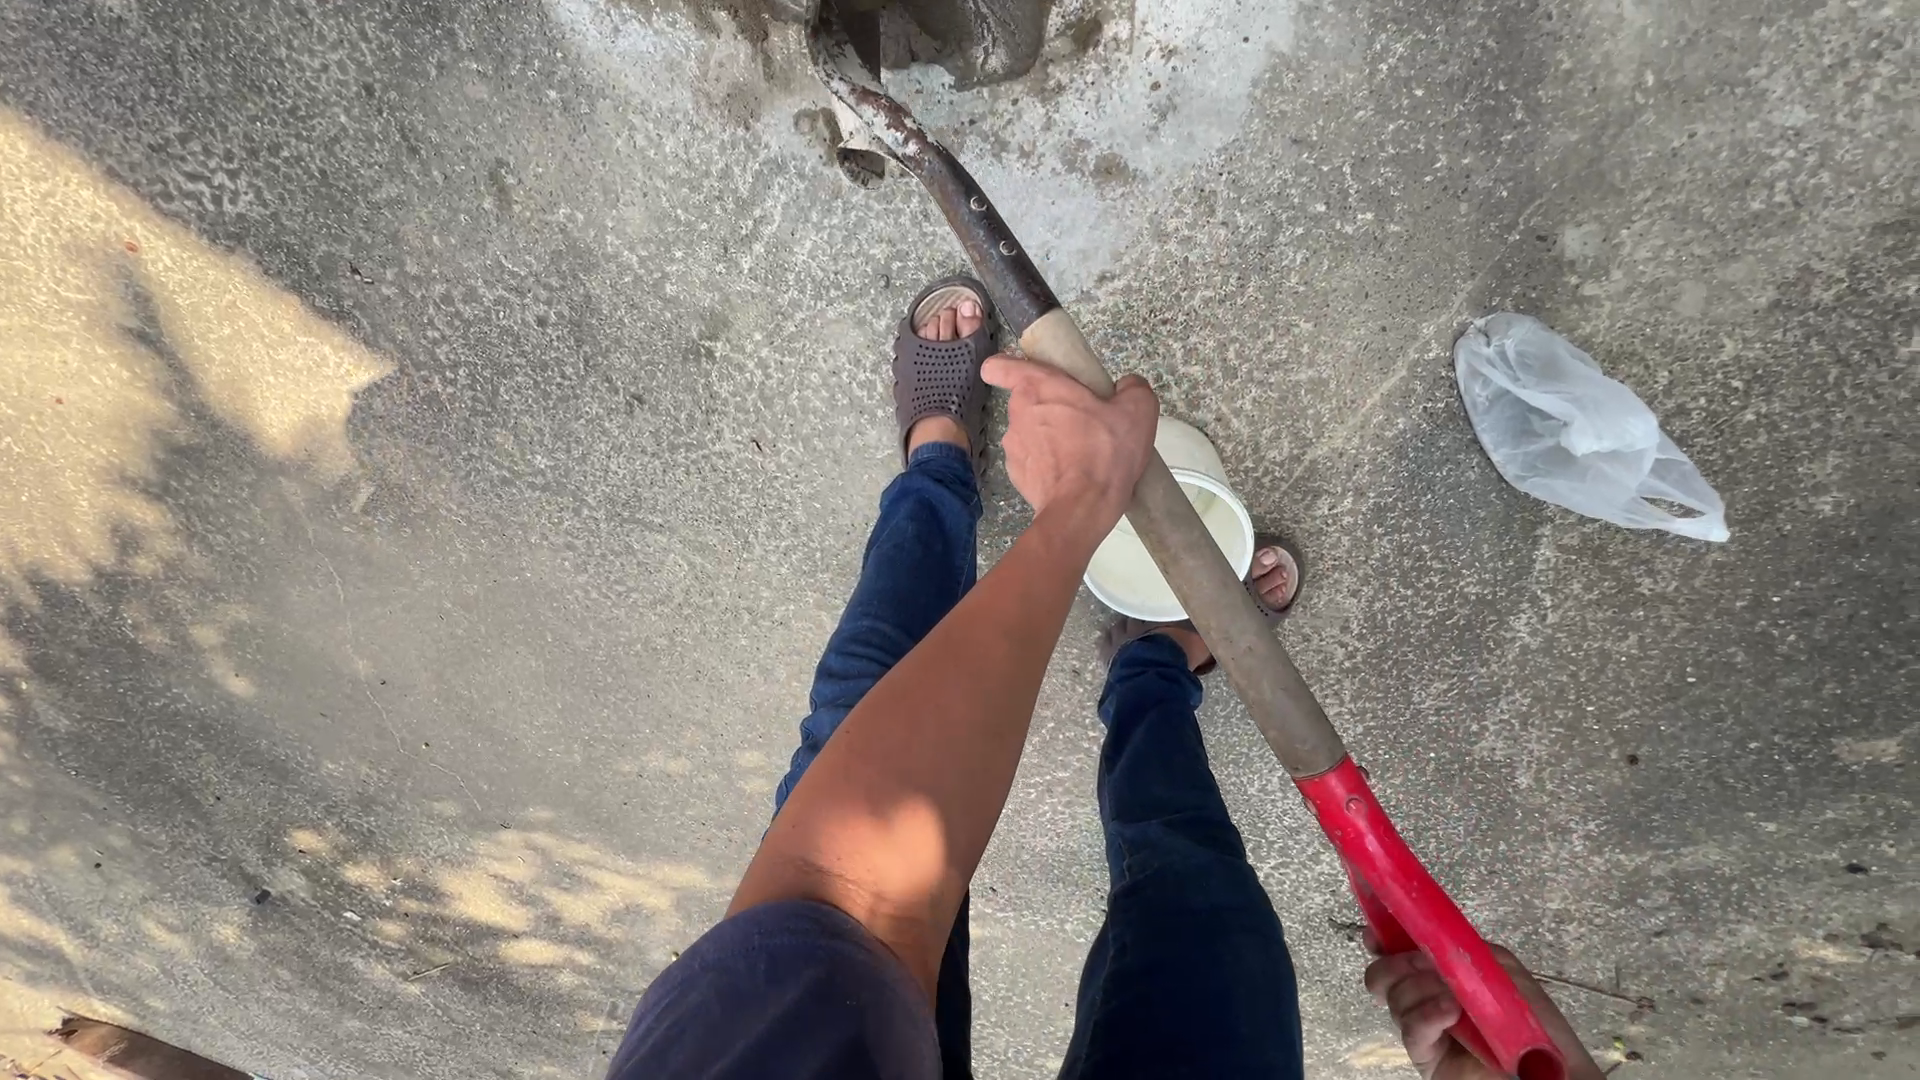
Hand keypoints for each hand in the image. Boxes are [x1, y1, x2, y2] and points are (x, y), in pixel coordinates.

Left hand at [982, 354, 1157, 533]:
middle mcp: (1018, 413)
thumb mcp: (1138, 410)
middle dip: (1052, 408)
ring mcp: (1013, 447)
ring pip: (1030, 433)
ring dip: (1051, 438)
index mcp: (1038, 387)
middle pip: (1028, 401)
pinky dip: (1048, 465)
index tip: (1028, 376)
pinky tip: (1072, 476)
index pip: (1000, 366)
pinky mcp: (1016, 475)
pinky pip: (1033, 461)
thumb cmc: (1105, 452)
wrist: (1082, 509)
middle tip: (1084, 421)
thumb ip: (1133, 388)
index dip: (1007, 367)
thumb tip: (1127, 387)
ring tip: (1083, 454)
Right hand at [1364, 942, 1606, 1079]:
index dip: (1379, 941)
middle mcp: (1423, 999)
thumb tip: (1423, 943)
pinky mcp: (1425, 1057)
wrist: (1558, 1075)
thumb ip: (1463, 947)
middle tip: (1422, 964)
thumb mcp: (1503, 969)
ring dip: (1419, 988)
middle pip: (1381, 973)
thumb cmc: (1537, 1024)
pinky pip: (1410, 1029)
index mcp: (1436, 974)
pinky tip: (1450, 1012)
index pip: (1392, 952)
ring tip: (1453, 997)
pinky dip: (1426, 1014)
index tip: (1375, 936)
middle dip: (1396, 962)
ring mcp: (1423, 1029)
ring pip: (1392, 997)